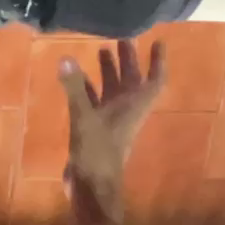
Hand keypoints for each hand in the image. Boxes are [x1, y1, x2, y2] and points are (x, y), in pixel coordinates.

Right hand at [58, 39, 166, 224]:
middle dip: (129, 61)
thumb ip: (75, 88)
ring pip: (114, 90)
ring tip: (100, 50)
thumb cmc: (97, 152)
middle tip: (122, 38)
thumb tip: (67, 57)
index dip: (157, 62)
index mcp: (132, 108)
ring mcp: (111, 121)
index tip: (157, 42)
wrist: (92, 187)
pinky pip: (95, 102)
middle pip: (133, 81)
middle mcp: (126, 111)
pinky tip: (76, 78)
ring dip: (110, 72)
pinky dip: (88, 88)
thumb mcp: (84, 118)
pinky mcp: (95, 129)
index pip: (153, 81)